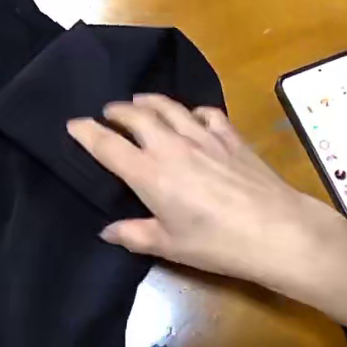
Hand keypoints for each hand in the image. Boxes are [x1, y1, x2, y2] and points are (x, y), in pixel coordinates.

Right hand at [66, 95, 339, 290]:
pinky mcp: (230, 136)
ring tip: (139, 101)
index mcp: (149, 174)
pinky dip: (191, 110)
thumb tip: (108, 230)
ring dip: (149, 101)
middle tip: (108, 113)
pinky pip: (206, 113)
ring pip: (170, 107)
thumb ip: (135, 235)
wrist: (274, 230)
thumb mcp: (169, 245)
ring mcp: (203, 136)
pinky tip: (192, 115)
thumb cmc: (216, 244)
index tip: (73, 123)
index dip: (86, 132)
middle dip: (117, 111)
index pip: (108, 145)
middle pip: (137, 116)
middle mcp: (172, 146)